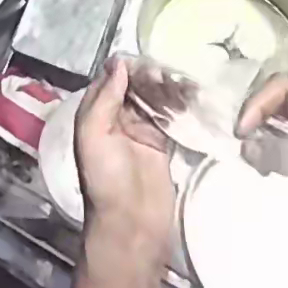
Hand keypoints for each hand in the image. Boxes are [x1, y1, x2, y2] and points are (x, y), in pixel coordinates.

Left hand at [74, 58, 173, 272]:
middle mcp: (118, 116)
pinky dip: (182, 104)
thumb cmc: (106, 179)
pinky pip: (172, 115)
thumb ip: (104, 98)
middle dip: (154, 76)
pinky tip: (194, 97)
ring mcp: (141, 129)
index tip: (151, 62)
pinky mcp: (163, 142)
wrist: (131, 225)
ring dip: (171, 88)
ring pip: (156, 97)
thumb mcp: (93, 135)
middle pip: (137, 84)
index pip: (112, 78)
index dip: (130, 66)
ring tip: (188, 86)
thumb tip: (120, 62)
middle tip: (174, 77)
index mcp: (96, 112)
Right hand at [237, 77, 287, 269]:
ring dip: (262, 134)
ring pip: (283, 123)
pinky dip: (270, 152)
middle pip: (283, 100)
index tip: (241, 132)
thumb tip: (245, 145)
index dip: (261, 102)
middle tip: (240, 145)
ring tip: (249, 160)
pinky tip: (264, 170)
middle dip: (258, 116)